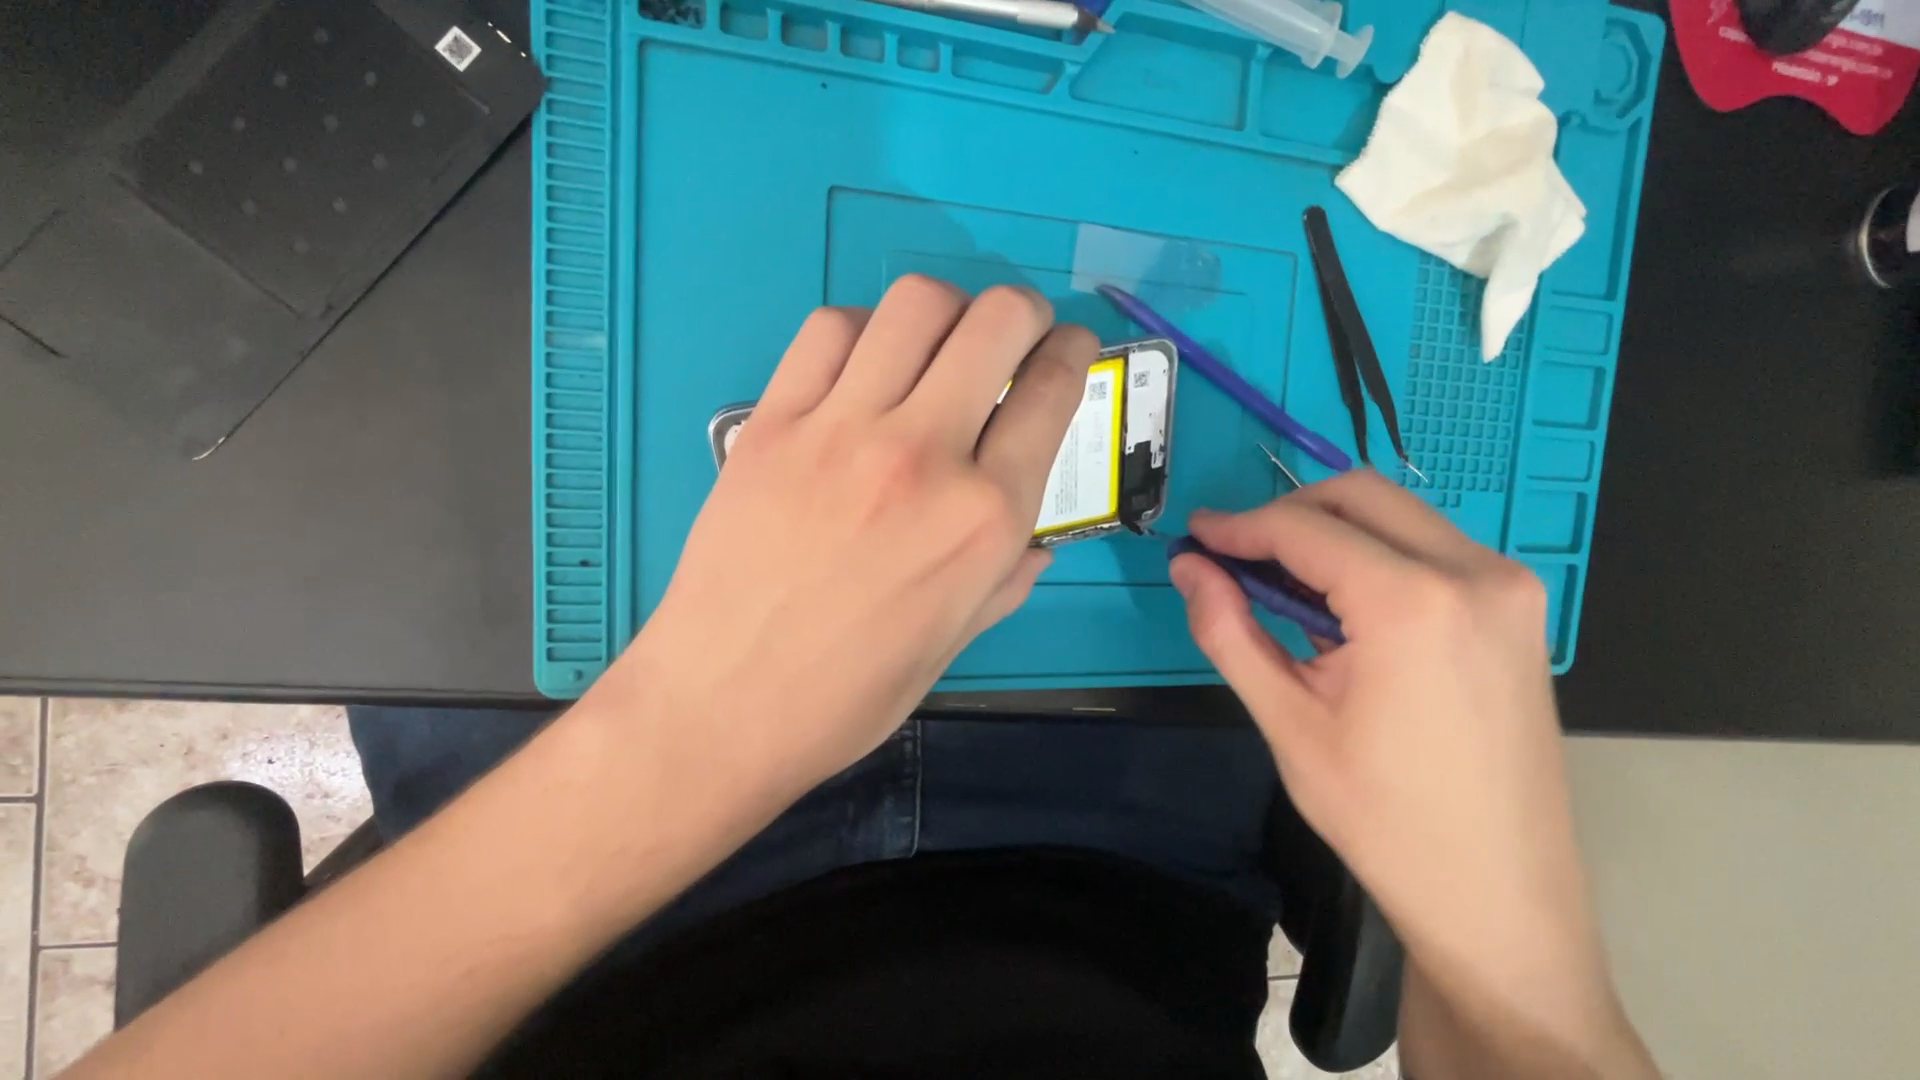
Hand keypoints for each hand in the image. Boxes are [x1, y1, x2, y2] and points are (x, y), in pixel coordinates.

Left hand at [609, 276, 1094, 802]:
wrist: (723, 706)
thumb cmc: (850, 694)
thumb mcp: (955, 642)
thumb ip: (1006, 576)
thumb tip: (1037, 541)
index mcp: (985, 517)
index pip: (1054, 390)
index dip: (1074, 351)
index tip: (1069, 347)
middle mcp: (925, 454)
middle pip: (995, 320)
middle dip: (1022, 312)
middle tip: (1014, 333)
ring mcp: (842, 430)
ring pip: (914, 305)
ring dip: (945, 311)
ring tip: (938, 344)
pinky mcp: (772, 423)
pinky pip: (828, 330)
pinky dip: (861, 331)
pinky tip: (862, 366)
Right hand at [1169, 471, 1618, 1040]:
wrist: (1498, 893)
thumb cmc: (1382, 815)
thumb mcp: (1287, 720)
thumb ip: (1229, 630)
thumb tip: (1187, 567)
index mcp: (1412, 602)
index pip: (1306, 528)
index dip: (1240, 526)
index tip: (1194, 536)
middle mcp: (1474, 573)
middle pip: (1360, 495)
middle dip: (1287, 513)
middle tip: (1235, 555)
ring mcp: (1508, 588)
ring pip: (1400, 515)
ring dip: (1332, 532)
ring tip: (1282, 588)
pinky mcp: (1518, 611)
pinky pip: (1431, 549)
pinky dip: (1374, 556)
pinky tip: (1343, 610)